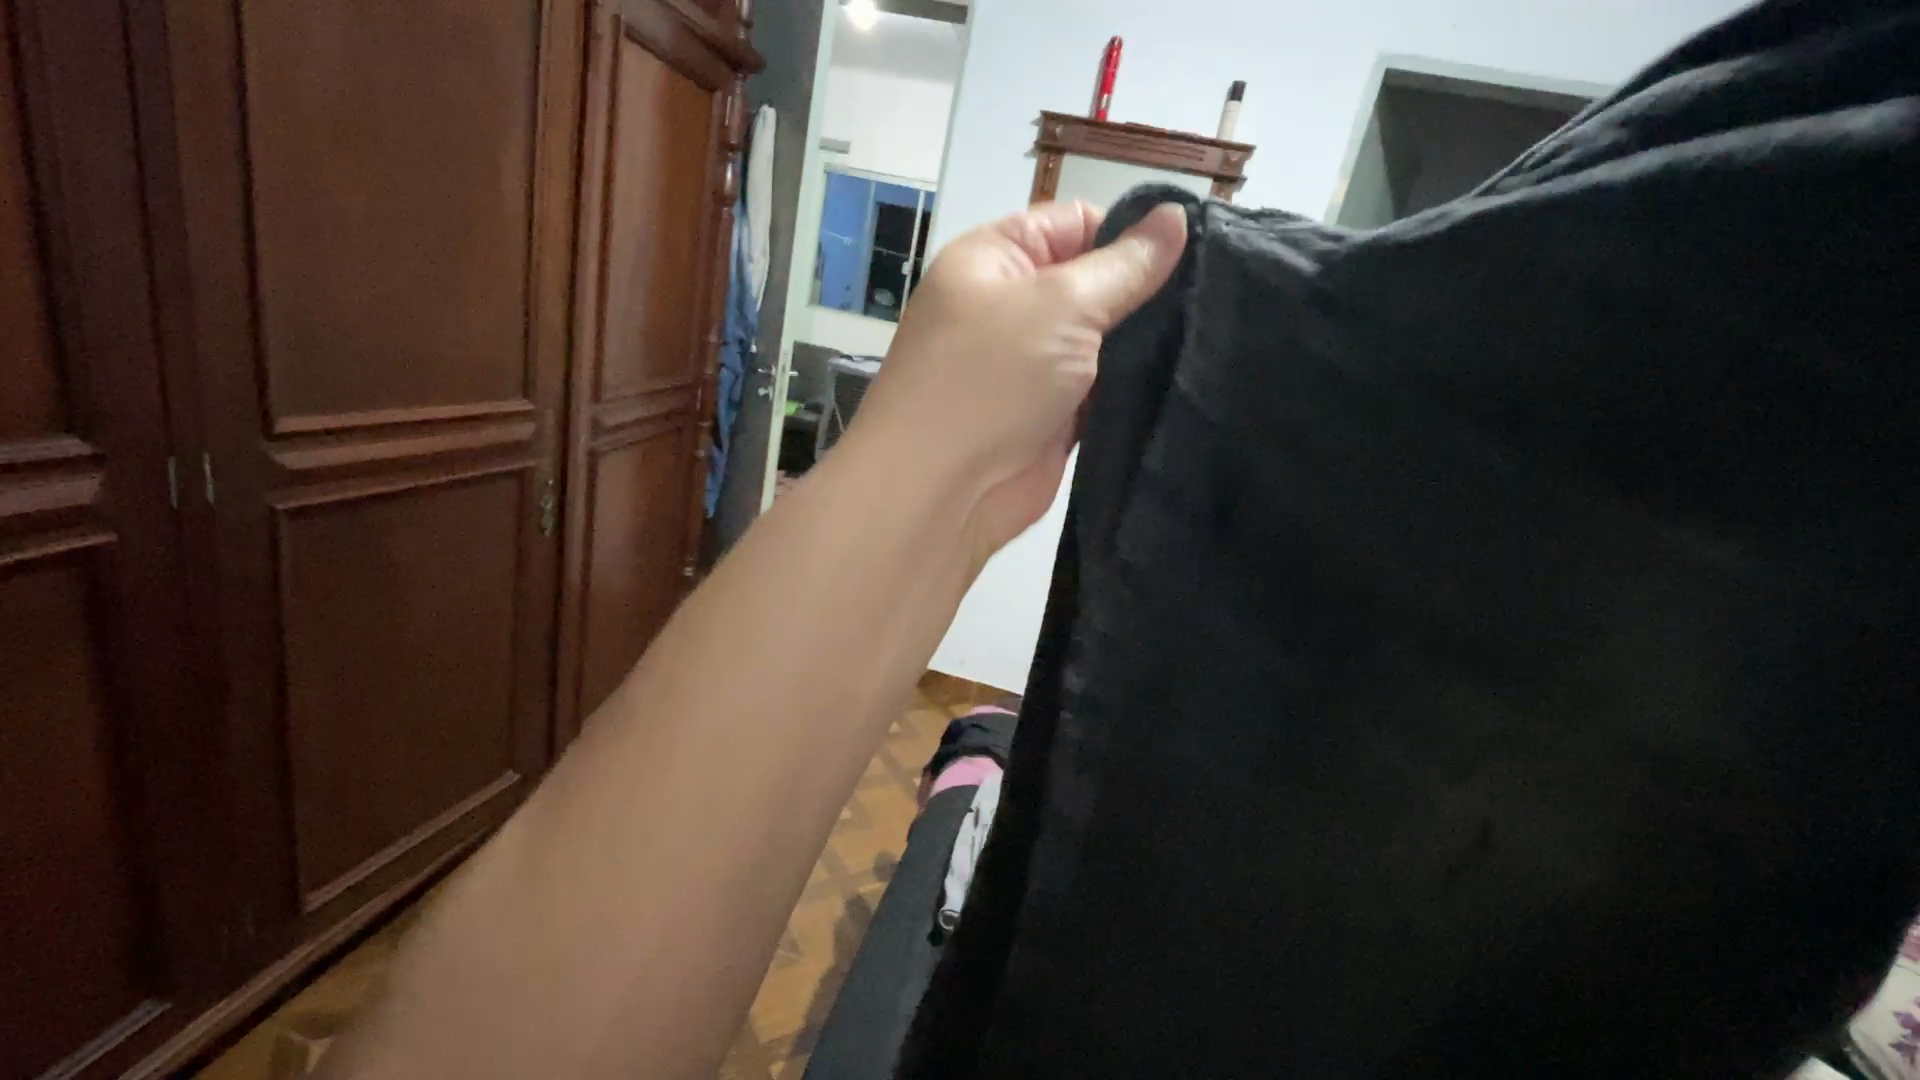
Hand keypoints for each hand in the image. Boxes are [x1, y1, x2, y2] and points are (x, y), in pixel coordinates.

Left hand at [846, 199, 1187, 558]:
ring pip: (1103, 342)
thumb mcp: (1060, 304)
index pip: (1073, 223)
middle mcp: (1012, 308)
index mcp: (996, 260)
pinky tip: (1186, 380)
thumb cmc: (990, 379)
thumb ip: (1124, 266)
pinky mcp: (1053, 418)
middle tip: (1215, 297)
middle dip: (1146, 291)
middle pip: (1093, 283)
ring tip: (1214, 336)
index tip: (1193, 250)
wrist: (941, 490)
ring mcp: (1033, 367)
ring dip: (1146, 345)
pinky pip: (1103, 392)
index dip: (1130, 232)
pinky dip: (1135, 388)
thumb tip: (1175, 216)